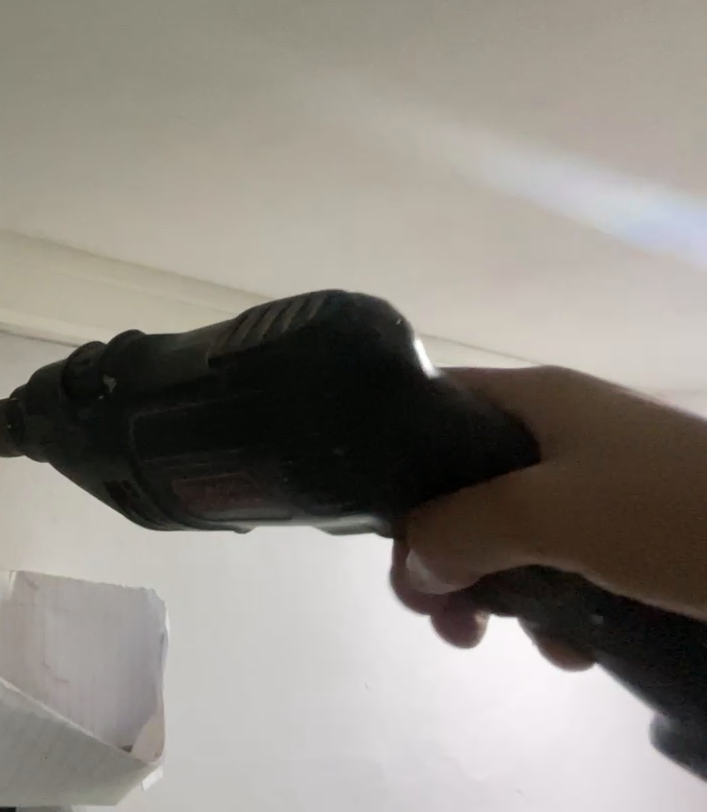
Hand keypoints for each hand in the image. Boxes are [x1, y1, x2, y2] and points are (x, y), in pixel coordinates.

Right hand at [391, 366, 706, 666]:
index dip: (388, 461)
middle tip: (427, 608)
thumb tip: (412, 570)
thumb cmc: (680, 513)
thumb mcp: (547, 515)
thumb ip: (455, 531)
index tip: (376, 523)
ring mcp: (604, 485)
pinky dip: (551, 607)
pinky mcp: (643, 537)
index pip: (424, 410)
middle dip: (437, 552)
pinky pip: (565, 564)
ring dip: (487, 590)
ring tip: (483, 642)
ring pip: (508, 533)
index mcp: (529, 401)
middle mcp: (557, 435)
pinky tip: (567, 651)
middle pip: (459, 487)